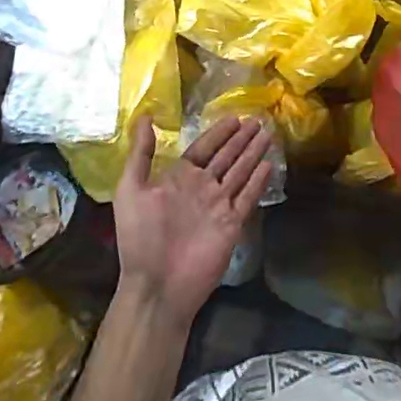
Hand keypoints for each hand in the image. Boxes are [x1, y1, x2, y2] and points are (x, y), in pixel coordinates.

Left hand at [113, 115, 272, 328]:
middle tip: (257, 120)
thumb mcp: (131, 189)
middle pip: (226, 156)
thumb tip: (146, 116)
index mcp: (179, 178)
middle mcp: (202, 188)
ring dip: (253, 153)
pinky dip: (258, 181)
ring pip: (240, 172)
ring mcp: (218, 205)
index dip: (218, 133)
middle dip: (241, 139)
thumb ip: (141, 153)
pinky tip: (268, 165)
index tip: (234, 117)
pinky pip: (248, 197)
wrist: (157, 285)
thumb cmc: (140, 237)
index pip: (204, 148)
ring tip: (267, 134)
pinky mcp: (232, 224)